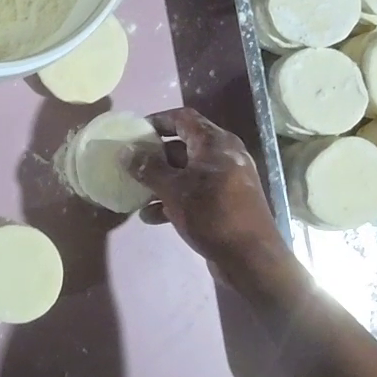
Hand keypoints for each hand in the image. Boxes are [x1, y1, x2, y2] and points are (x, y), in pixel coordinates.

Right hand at [130, 109, 308, 304]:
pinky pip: (194, 192)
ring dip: (161, 181)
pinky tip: (151, 217)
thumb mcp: (174, 190)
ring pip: (186, 172)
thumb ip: (148, 168)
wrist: (251, 259)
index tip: (135, 131)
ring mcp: (226, 180)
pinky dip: (173, 199)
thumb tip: (126, 151)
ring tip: (136, 193)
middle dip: (155, 155)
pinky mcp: (225, 202)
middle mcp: (223, 155)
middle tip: (131, 163)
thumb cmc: (212, 214)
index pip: (183, 118)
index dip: (158, 120)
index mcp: (215, 143)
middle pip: (183, 145)